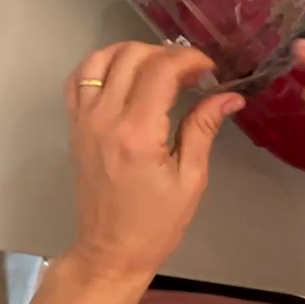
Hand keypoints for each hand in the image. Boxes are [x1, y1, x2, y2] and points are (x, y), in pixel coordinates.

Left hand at [62, 41, 244, 282]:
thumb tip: (229, 96)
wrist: (110, 251)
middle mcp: (105, 119)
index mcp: (138, 133)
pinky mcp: (75, 126)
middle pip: (131, 55)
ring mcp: (84, 120)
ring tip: (158, 68)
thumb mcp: (191, 179)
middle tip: (190, 73)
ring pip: (100, 59)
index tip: (209, 70)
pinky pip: (78, 80)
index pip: (162, 70)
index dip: (190, 59)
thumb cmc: (155, 224)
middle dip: (166, 53)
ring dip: (132, 52)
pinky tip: (123, 76)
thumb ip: (204, 128)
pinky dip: (100, 66)